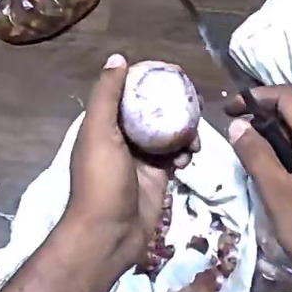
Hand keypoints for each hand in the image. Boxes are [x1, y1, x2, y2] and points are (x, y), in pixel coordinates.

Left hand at [64, 54, 194, 270]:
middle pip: (151, 112)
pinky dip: (185, 152)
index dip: (147, 81)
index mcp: (103, 125)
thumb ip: (107, 96)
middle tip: (193, 99)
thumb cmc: (101, 180)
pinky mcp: (158, 176)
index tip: (171, 73)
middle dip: (171, 105)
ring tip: (193, 134)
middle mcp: (121, 139)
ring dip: (182, 130)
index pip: (127, 94)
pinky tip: (189, 156)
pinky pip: (176, 155)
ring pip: (167, 133)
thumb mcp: (99, 132)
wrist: (110, 233)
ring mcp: (141, 159)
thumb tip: (118, 58)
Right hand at [224, 86, 291, 291]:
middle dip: (261, 114)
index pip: (287, 97)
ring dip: (273, 135)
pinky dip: (287, 152)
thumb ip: (257, 156)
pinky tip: (271, 171)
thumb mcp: (279, 195)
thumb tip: (237, 124)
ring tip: (245, 150)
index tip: (228, 110)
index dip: (255, 96)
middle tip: (232, 131)